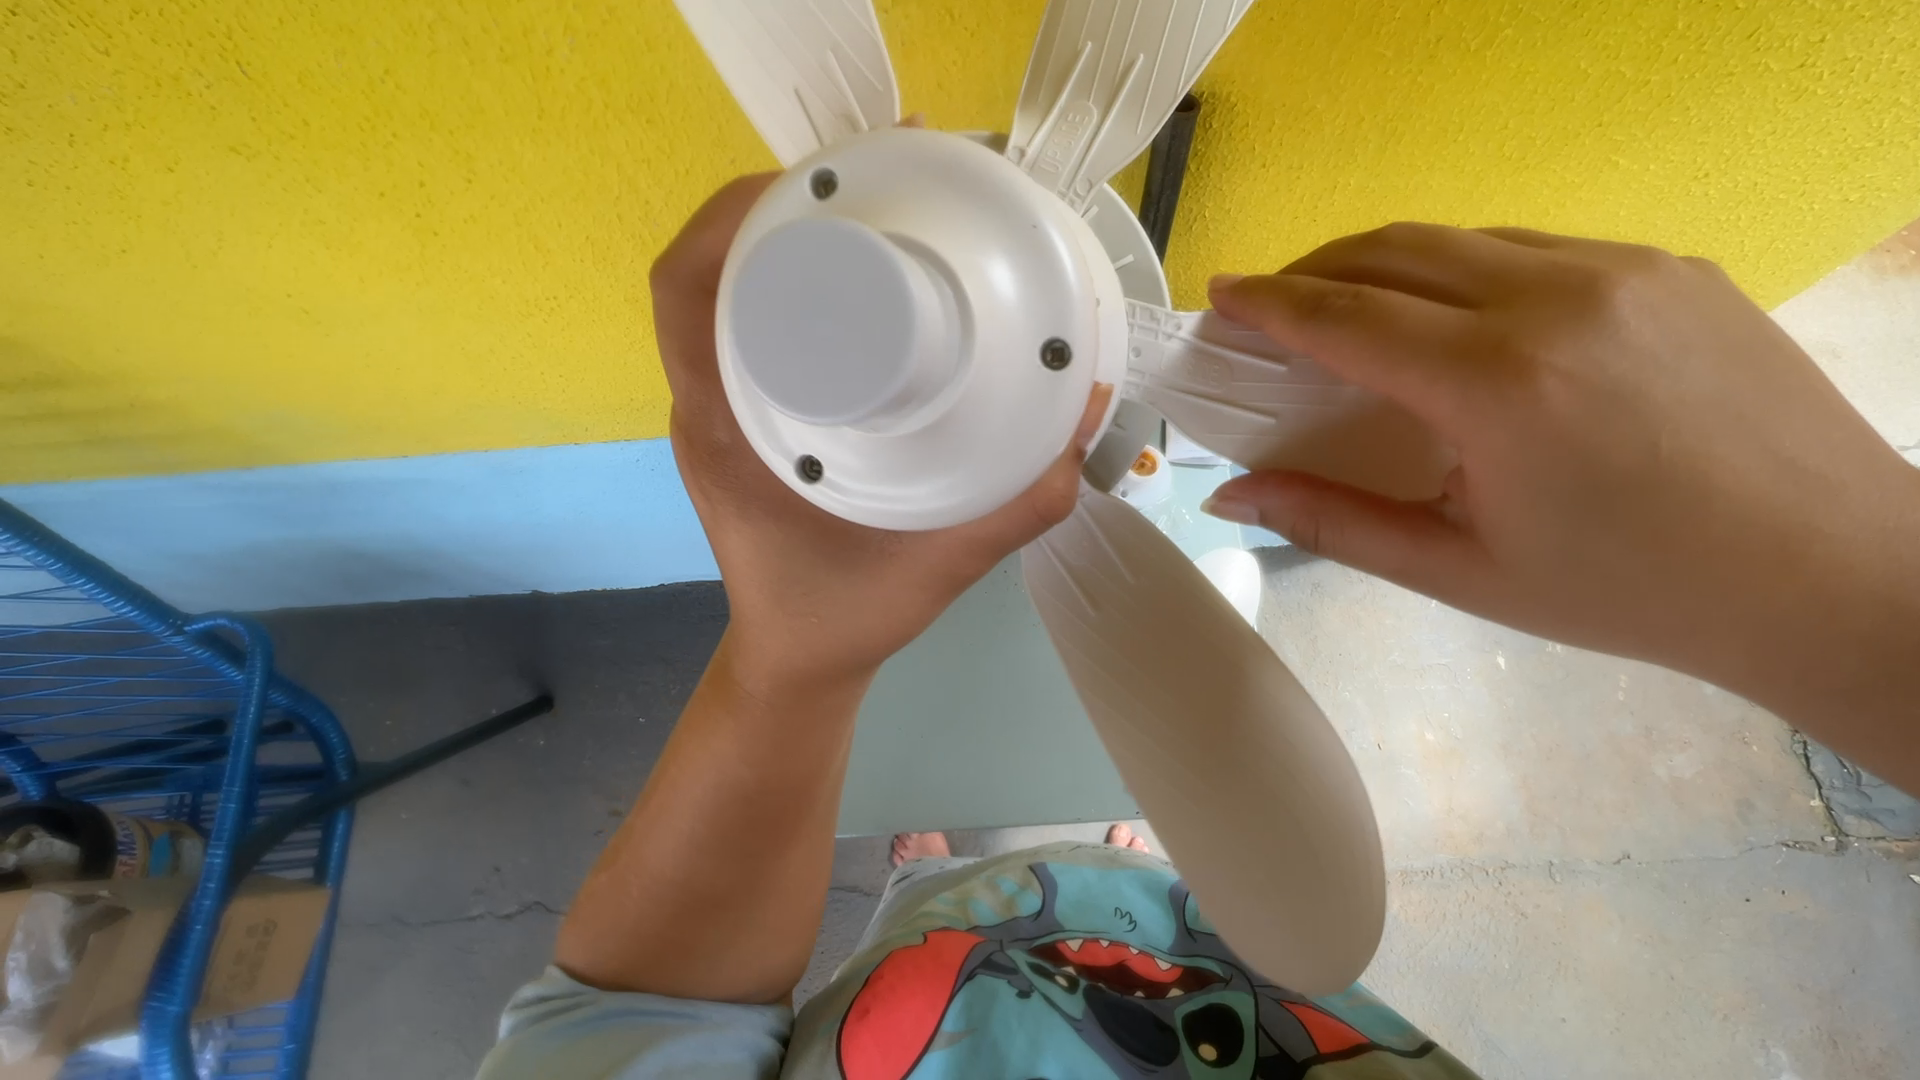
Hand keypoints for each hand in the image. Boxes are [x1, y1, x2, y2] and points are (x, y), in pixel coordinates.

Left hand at [652, 176, 1110, 692]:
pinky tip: (857, 276)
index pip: (688, 291)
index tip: (821, 182)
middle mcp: (710, 406)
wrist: (801, 660)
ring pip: (728, 293)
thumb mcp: (935, 568)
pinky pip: (748, 326)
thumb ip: (1015, 503)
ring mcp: (723, 410)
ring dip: (783, 238)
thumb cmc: (843, 618)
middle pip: (710, 270)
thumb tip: (1085, 411)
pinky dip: (790, 283)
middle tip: (873, 183)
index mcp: (727, 432)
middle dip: (779, 207)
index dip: (735, 214)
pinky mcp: (749, 416)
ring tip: (870, 209)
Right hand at [1203, 226, 1919, 784]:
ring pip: (1459, 239)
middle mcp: (1556, 300)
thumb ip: (1329, 521)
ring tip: (1345, 308)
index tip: (1220, 293)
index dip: (1270, 302)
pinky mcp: (1668, 267)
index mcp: (1496, 384)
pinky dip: (1455, 269)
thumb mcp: (1453, 568)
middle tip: (1268, 306)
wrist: (1832, 574)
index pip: (1347, 316)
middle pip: (1393, 252)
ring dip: (1381, 264)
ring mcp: (1623, 271)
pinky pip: (1526, 248)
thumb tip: (1229, 495)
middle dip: (1313, 270)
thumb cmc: (1621, 589)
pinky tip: (1449, 319)